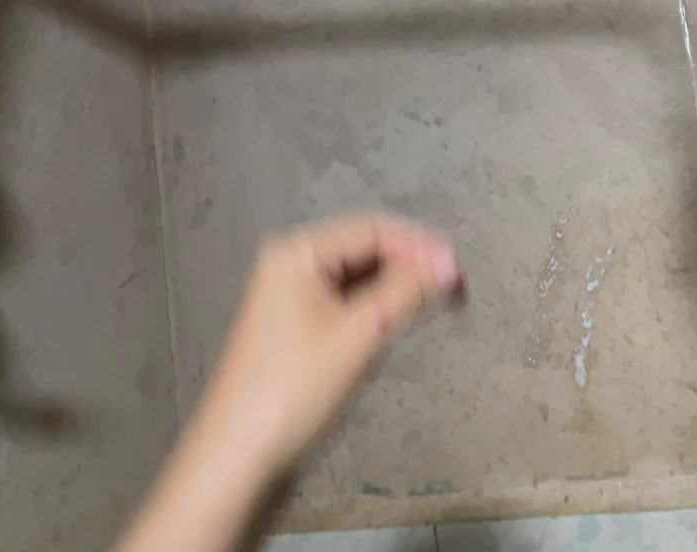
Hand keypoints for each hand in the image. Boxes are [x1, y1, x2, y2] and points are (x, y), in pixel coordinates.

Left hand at [197, 213, 464, 480]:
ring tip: (440, 301)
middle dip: (413, 266)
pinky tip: (402, 320)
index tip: (460, 268)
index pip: (374, 230)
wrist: (237, 465)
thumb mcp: (361, 333)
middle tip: (456, 285)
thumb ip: (409, 292)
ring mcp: (292, 299)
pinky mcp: (298, 331)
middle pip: (367, 250)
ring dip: (399, 287)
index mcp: (298, 252)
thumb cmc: (294, 390)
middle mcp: (292, 265)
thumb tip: (451, 266)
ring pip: (360, 279)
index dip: (421, 246)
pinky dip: (379, 308)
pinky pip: (349, 304)